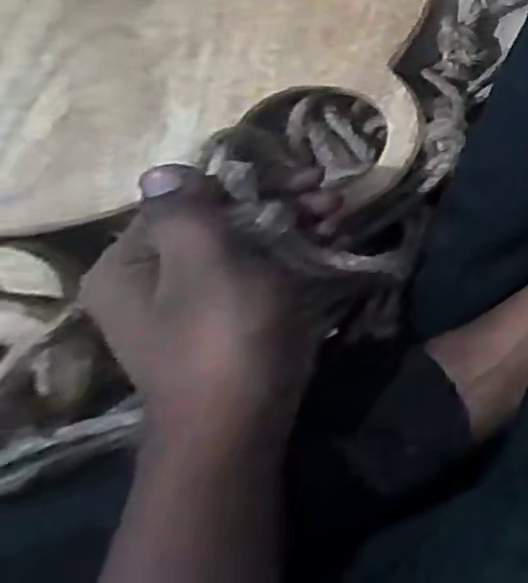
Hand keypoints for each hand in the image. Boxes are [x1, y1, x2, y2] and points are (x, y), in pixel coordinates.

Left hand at [80, 165, 326, 452]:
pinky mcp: (232, 312)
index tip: (310, 178)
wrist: (240, 413)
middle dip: (283, 203)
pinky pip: (262, 266)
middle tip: (333, 199)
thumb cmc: (224, 333)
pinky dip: (297, 250)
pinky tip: (331, 246)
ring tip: (340, 221)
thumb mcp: (209, 266)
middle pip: (224, 218)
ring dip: (297, 224)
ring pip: (250, 241)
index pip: (189, 200)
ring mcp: (194, 298)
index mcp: (131, 264)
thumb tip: (164, 169)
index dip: (251, 182)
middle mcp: (153, 277)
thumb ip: (187, 214)